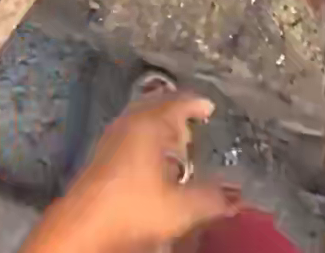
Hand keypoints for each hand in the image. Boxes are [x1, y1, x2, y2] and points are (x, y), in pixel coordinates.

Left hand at [24, 90, 240, 252]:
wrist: (87, 220)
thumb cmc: (134, 208)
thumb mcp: (180, 208)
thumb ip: (211, 199)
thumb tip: (237, 195)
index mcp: (149, 124)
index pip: (176, 103)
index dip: (195, 103)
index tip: (210, 107)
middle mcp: (131, 120)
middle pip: (157, 103)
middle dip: (177, 109)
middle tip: (197, 121)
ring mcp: (115, 131)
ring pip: (143, 114)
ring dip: (162, 120)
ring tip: (179, 139)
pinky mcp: (106, 147)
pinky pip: (133, 126)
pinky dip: (149, 130)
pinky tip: (155, 155)